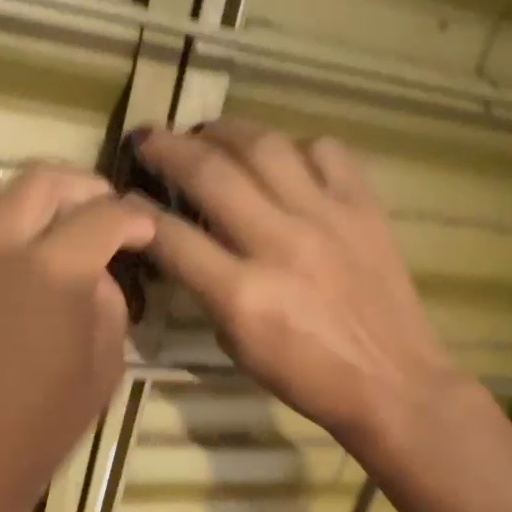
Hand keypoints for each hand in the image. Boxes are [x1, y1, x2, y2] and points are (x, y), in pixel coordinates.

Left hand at [0, 165, 155, 511]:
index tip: (142, 229)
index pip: (104, 218)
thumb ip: (107, 307)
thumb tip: (95, 274)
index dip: (133, 218)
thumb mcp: (101, 373)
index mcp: (54, 271)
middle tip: (96, 207)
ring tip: (31, 219)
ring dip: (15, 194)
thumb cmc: (37, 431)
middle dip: (81, 187)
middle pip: (41, 181)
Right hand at [138, 119, 469, 446]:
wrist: (390, 380)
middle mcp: (280, 243)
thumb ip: (208, 291)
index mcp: (242, 294)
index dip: (136, 212)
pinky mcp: (365, 206)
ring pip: (266, 146)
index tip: (120, 196)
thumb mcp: (237, 345)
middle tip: (148, 137)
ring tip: (206, 133)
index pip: (173, 237)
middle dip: (169, 149)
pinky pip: (325, 151)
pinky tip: (281, 158)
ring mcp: (327, 217)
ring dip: (226, 131)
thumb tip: (186, 247)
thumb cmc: (304, 377)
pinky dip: (294, 146)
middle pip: (212, 173)